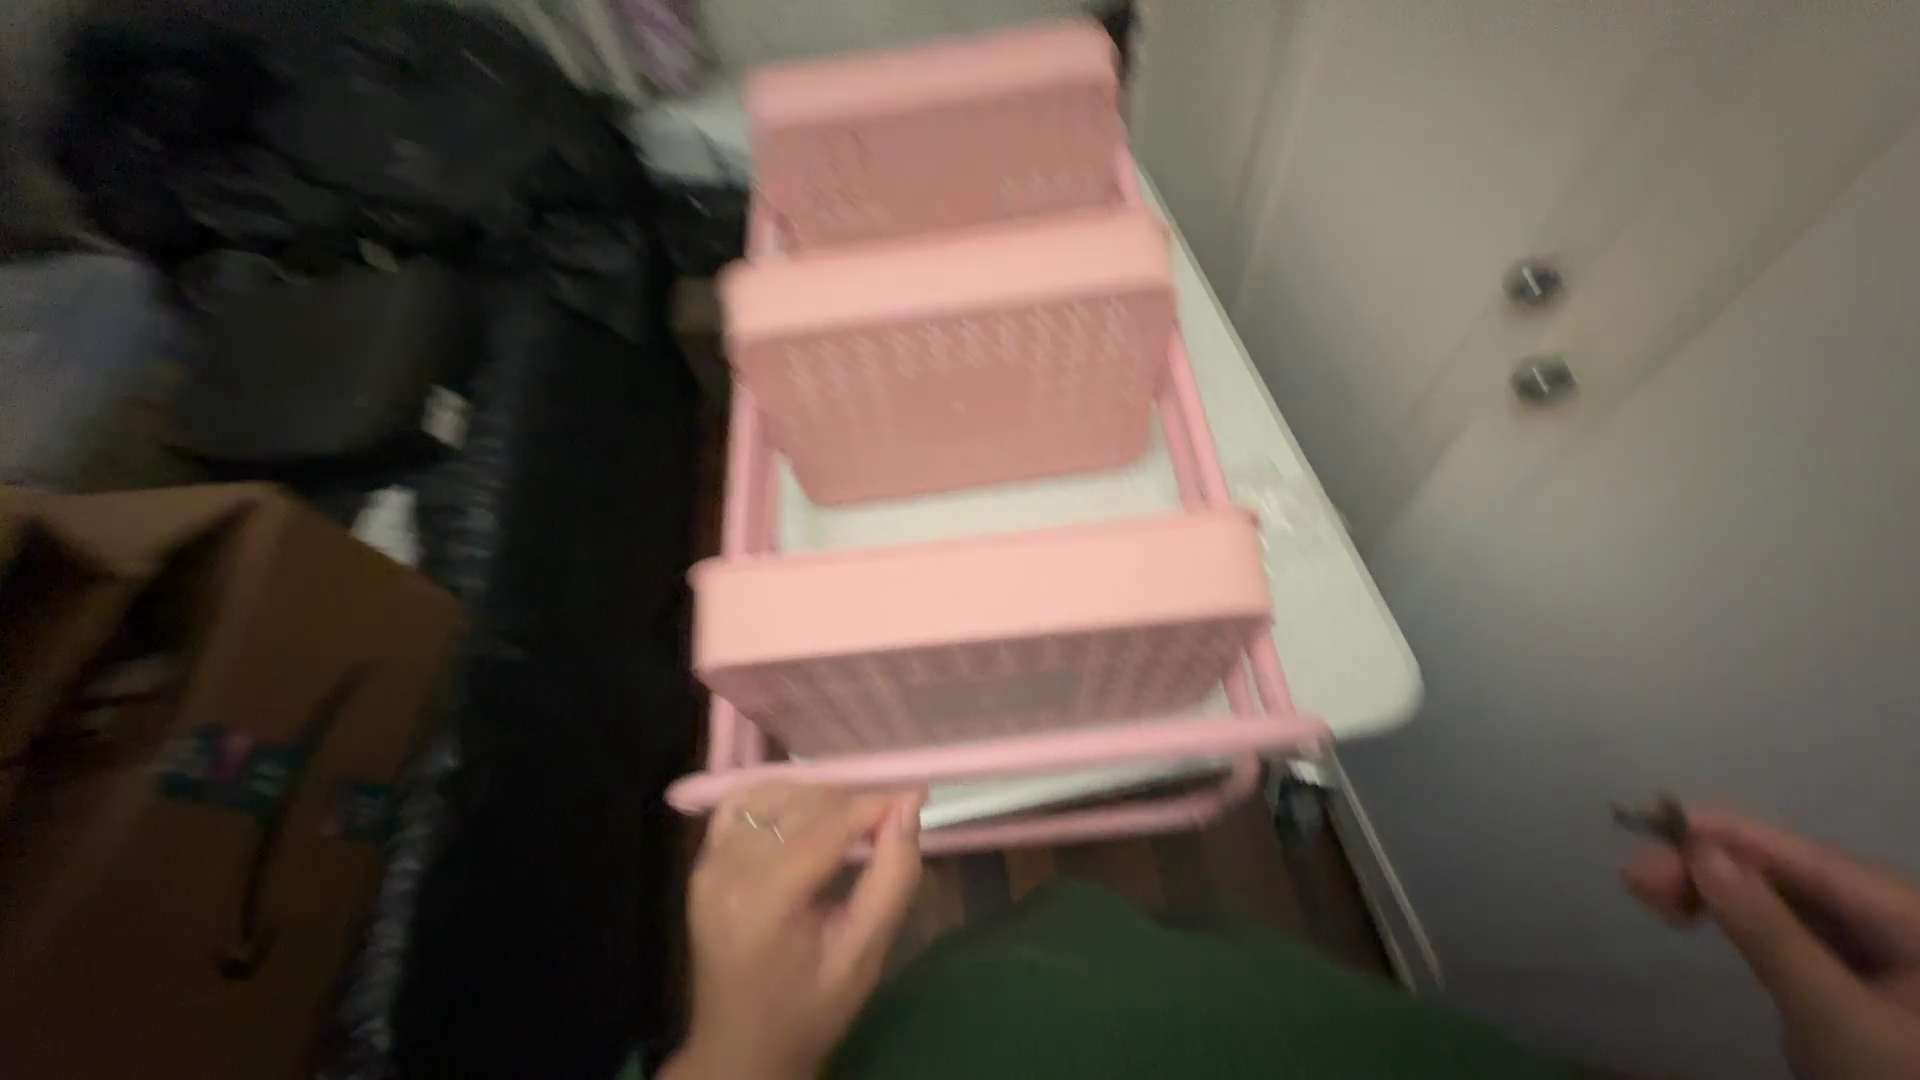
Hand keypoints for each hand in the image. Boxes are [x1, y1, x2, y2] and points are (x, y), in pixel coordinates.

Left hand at [662, 785, 924, 1079]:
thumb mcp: (864, 956)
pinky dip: (780, 797)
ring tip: (854, 823)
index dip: (877, 803)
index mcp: (765, 899)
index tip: (917, 796)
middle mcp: (728, 868)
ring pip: (777, 795)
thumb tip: (909, 808)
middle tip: (893, 818)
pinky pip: (743, 802)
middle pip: (805, 804)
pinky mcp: (702, 860)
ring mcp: (709, 861)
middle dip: (855, 802)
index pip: (830, 824)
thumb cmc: (808, 1009)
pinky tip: (806, 816)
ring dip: (821, 798)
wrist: (740, 1048)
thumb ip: (892, 878)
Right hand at [1622, 808, 1919, 1078]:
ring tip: (1646, 889)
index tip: (1652, 819)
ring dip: (1708, 886)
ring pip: (1780, 894)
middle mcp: (1904, 919)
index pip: (1813, 859)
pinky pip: (1784, 921)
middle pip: (1791, 873)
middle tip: (1636, 875)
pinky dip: (1729, 912)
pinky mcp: (1855, 970)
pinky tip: (1687, 909)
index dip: (1730, 833)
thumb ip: (1770, 933)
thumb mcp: (1834, 1016)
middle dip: (1708, 866)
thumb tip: (1698, 854)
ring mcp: (1884, 947)